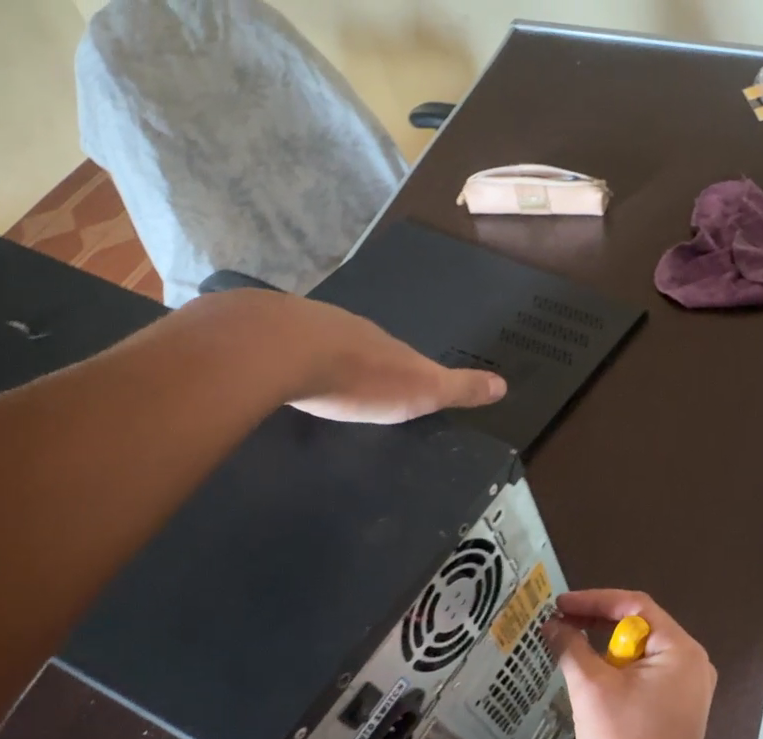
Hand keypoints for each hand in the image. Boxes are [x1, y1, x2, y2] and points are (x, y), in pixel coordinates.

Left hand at [179, 289, 504, 423]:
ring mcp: (301, 324)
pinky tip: (276, 372)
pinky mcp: (259, 330)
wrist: (278, 351)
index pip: (401, 356)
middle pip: (359, 346)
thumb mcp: (423, 389)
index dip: (403, 373)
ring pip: (317, 342)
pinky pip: (279, 345)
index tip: (402, 390)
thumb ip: (459, 388)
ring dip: (319, 359)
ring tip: (317, 380)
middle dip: (361, 364)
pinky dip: (283, 358)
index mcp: (384, 343)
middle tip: (361, 386)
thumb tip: (503, 384)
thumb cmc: (359, 378)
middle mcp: (346, 326)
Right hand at [549, 590, 716, 738]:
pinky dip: (621, 672)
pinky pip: (649, 677)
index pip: (636, 606)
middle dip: (599, 624)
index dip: (595, 600)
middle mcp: (695, 663)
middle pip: (643, 627)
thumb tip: (553, 625)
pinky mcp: (682, 710)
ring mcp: (692, 689)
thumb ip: (572, 648)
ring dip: (607, 650)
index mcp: (682, 650)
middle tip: (560, 625)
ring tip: (571, 650)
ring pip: (643, 654)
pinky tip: (595, 679)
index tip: (559, 605)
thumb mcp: (591, 689)